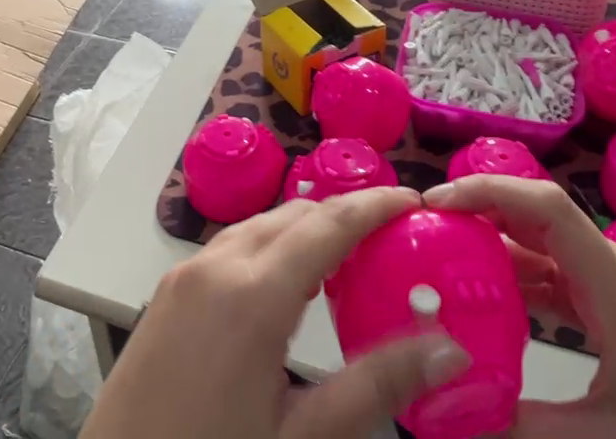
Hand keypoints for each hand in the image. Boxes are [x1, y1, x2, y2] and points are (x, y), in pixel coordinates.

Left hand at [82, 188, 470, 438]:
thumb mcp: (303, 434)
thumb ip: (375, 385)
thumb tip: (448, 350)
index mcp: (252, 294)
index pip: (327, 225)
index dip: (374, 206)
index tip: (414, 201)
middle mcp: (215, 267)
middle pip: (291, 216)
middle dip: (343, 214)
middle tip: (391, 235)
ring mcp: (184, 276)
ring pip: (257, 226)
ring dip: (304, 229)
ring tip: (349, 256)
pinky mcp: (167, 292)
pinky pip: (229, 247)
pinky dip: (269, 247)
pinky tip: (288, 282)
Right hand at [423, 176, 615, 438]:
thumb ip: (525, 428)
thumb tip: (452, 416)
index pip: (547, 209)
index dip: (487, 192)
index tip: (435, 205)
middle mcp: (614, 268)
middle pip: (535, 213)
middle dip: (475, 210)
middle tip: (420, 229)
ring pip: (541, 239)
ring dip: (490, 240)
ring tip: (438, 256)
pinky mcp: (615, 298)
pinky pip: (554, 268)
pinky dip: (513, 271)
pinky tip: (482, 292)